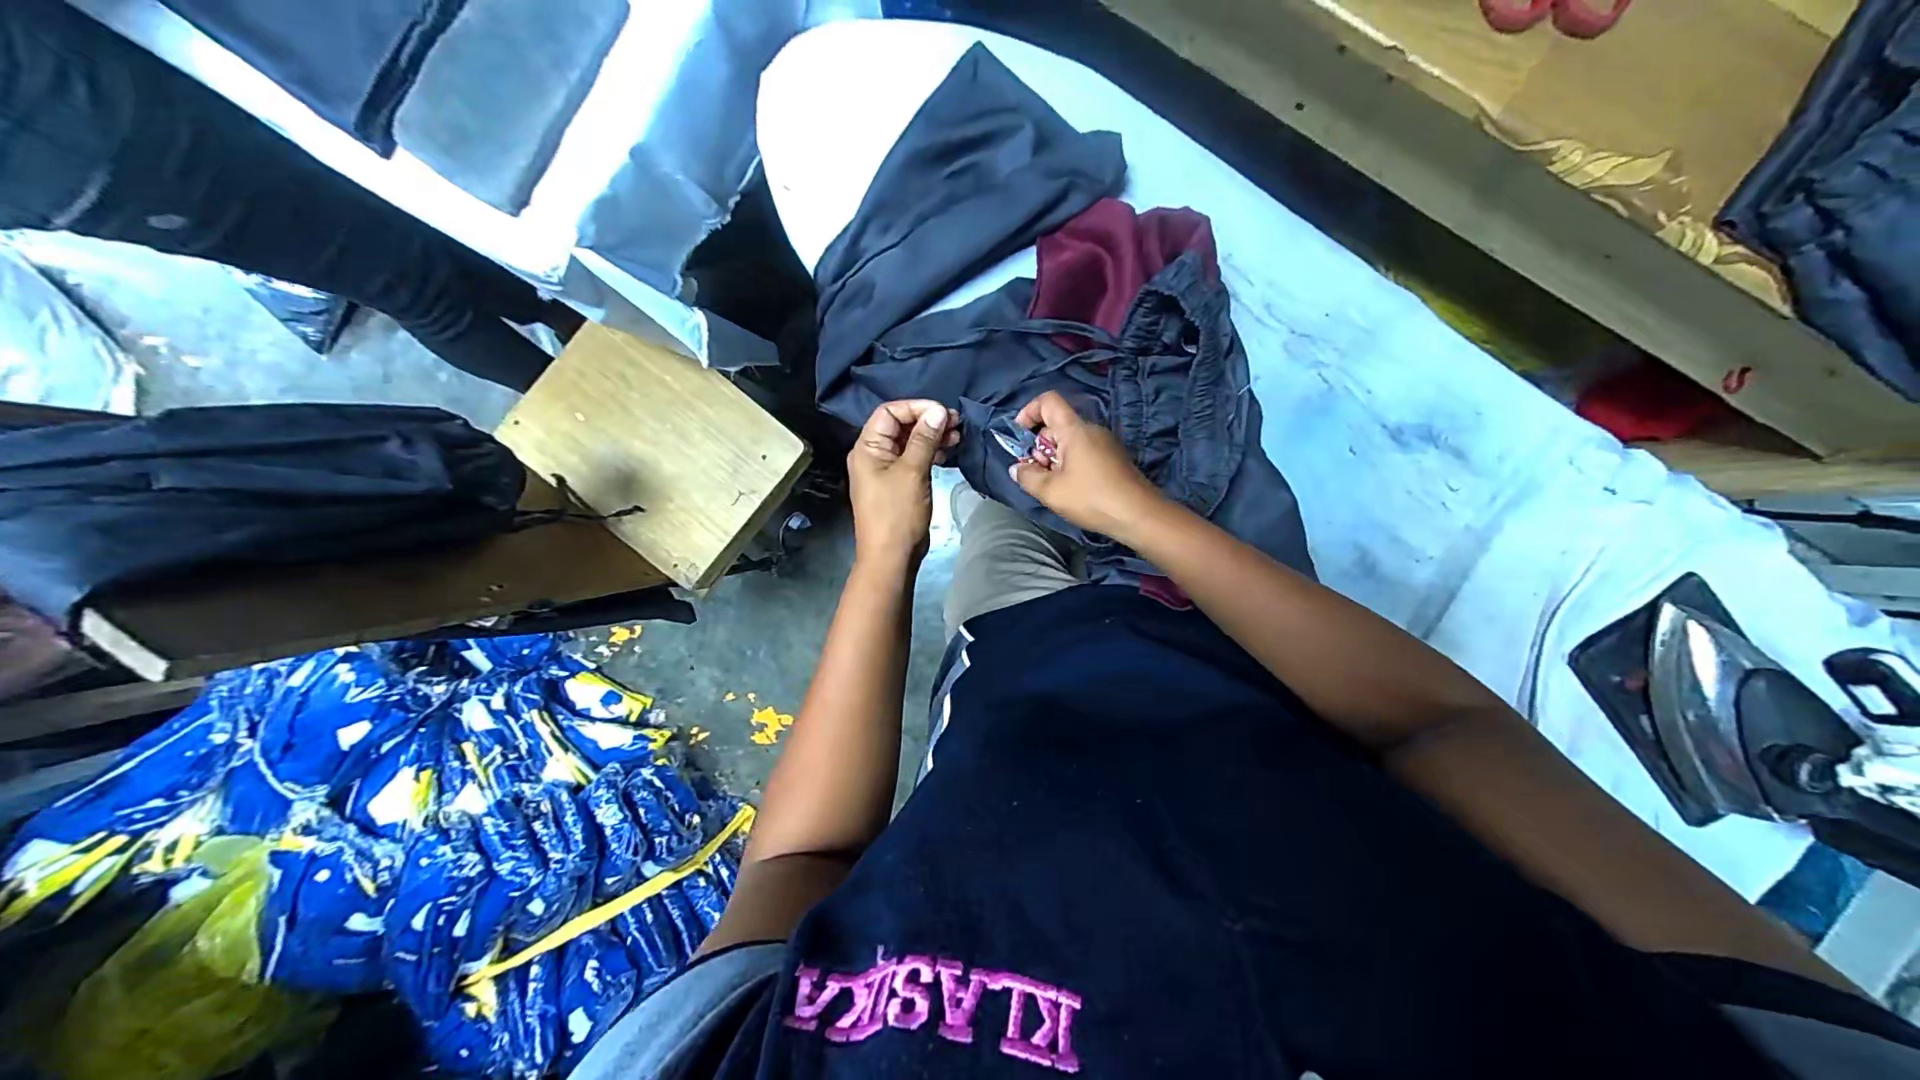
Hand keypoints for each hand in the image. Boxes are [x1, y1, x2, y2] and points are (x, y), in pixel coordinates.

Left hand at [847, 399, 958, 566]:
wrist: (891, 557)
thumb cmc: (897, 514)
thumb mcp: (912, 472)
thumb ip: (924, 439)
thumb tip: (938, 411)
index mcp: (867, 447)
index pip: (889, 412)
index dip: (916, 407)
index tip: (943, 413)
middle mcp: (873, 454)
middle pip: (900, 425)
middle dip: (928, 420)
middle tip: (956, 423)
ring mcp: (885, 469)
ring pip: (910, 442)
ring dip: (932, 436)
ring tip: (957, 436)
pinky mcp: (899, 483)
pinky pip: (914, 458)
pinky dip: (930, 452)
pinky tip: (948, 452)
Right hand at [1010, 391, 1168, 541]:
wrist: (1139, 514)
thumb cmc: (1091, 498)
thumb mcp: (1050, 491)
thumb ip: (1027, 476)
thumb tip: (1017, 468)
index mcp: (1074, 429)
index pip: (1048, 401)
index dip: (1029, 411)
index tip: (1020, 436)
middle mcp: (1091, 430)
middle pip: (1056, 426)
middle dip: (1039, 446)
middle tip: (1036, 472)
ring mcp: (1104, 443)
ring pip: (1069, 442)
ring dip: (1054, 459)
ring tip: (1053, 486)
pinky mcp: (1113, 459)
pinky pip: (1083, 452)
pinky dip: (1070, 465)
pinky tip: (1072, 490)